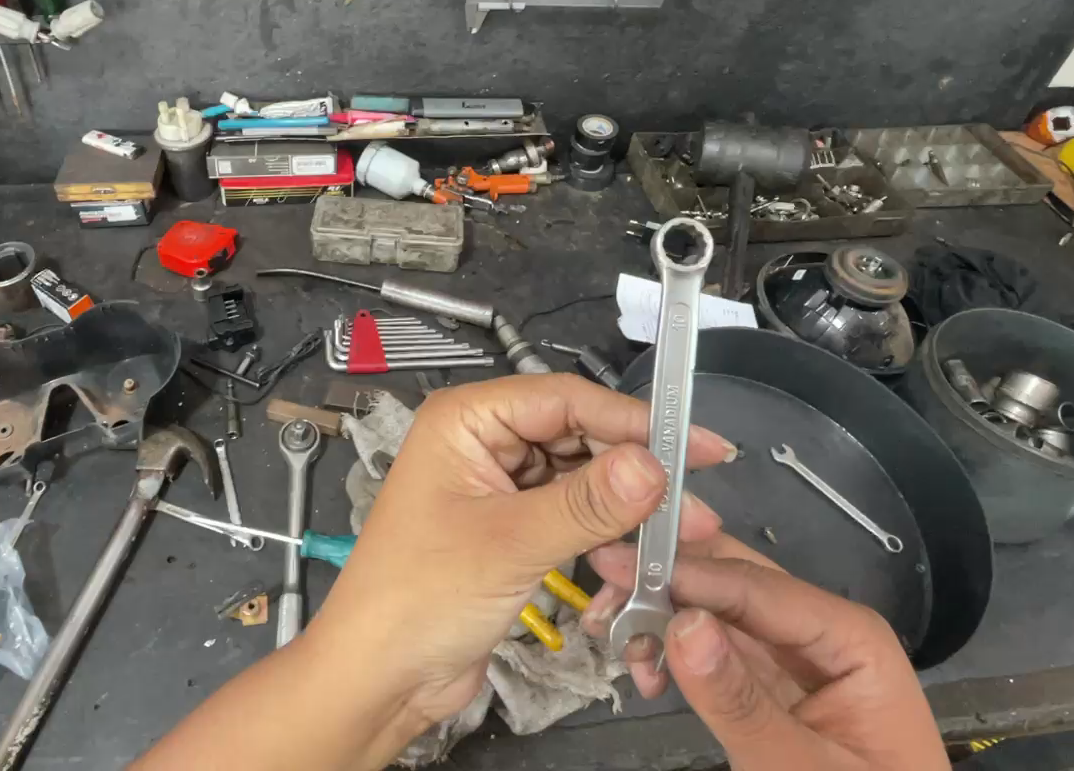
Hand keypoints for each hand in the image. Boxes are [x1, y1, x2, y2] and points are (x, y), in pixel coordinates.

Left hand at [308, 374, 736, 729]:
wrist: (381, 674)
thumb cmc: (419, 596)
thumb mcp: (509, 544)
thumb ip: (585, 503)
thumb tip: (652, 465)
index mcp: (465, 420)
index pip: (560, 398)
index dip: (628, 418)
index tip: (692, 442)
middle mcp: (481, 440)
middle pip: (572, 433)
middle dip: (631, 465)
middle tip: (692, 497)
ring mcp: (495, 483)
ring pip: (575, 473)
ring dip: (622, 500)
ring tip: (678, 529)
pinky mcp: (508, 523)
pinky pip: (566, 509)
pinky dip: (600, 525)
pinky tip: (635, 544)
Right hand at [584, 551, 947, 770]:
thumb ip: (740, 702)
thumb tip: (681, 621)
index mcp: (846, 636)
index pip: (752, 585)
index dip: (681, 571)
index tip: (611, 563)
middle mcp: (812, 625)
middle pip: (725, 576)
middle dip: (659, 581)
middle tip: (601, 597)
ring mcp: (783, 648)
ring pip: (705, 600)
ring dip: (654, 611)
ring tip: (615, 641)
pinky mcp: (757, 673)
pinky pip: (702, 637)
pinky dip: (666, 643)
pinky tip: (643, 671)